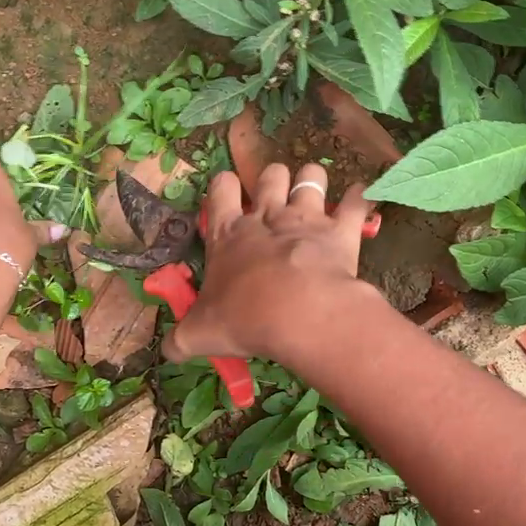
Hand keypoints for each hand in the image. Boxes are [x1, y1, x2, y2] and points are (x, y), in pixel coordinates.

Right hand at [162, 162, 379, 363]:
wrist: (298, 315)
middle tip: (274, 202)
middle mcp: (267, 217)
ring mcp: (307, 219)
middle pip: (269, 174)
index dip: (223, 187)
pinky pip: (356, 201)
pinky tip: (358, 203)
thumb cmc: (242, 318)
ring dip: (312, 182)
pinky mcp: (341, 231)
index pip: (220, 189)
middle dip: (272, 180)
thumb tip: (167, 351)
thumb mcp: (198, 334)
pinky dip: (358, 199)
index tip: (228, 198)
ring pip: (311, 176)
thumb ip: (180, 340)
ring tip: (313, 199)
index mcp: (228, 234)